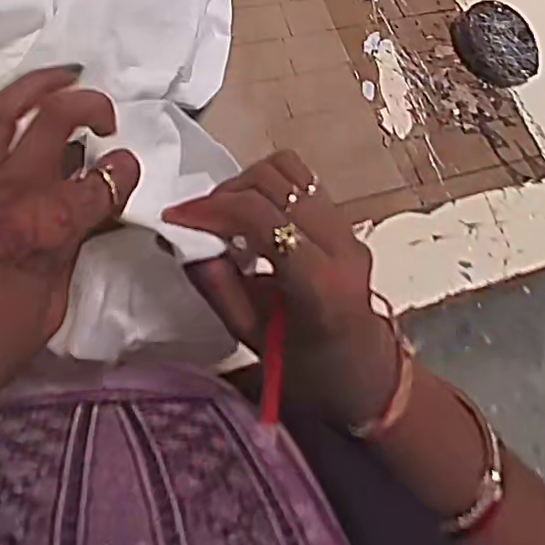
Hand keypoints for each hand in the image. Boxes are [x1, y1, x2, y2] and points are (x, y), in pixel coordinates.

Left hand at [0, 66, 139, 394]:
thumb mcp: (52, 307)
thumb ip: (70, 249)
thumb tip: (84, 216)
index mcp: (48, 227)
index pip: (103, 182)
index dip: (124, 172)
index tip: (126, 170)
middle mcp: (10, 191)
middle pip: (55, 120)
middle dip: (90, 106)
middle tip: (104, 118)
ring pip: (2, 110)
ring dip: (36, 86)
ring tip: (62, 78)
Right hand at [163, 150, 402, 427]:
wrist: (368, 375)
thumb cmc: (309, 371)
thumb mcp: (252, 337)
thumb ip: (216, 285)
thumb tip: (183, 239)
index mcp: (319, 283)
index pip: (262, 218)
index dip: (213, 210)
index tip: (177, 217)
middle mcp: (340, 244)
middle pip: (273, 182)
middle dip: (224, 193)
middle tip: (197, 217)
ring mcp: (347, 227)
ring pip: (288, 169)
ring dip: (246, 183)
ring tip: (224, 212)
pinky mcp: (344, 219)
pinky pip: (300, 179)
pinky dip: (266, 185)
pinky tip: (251, 212)